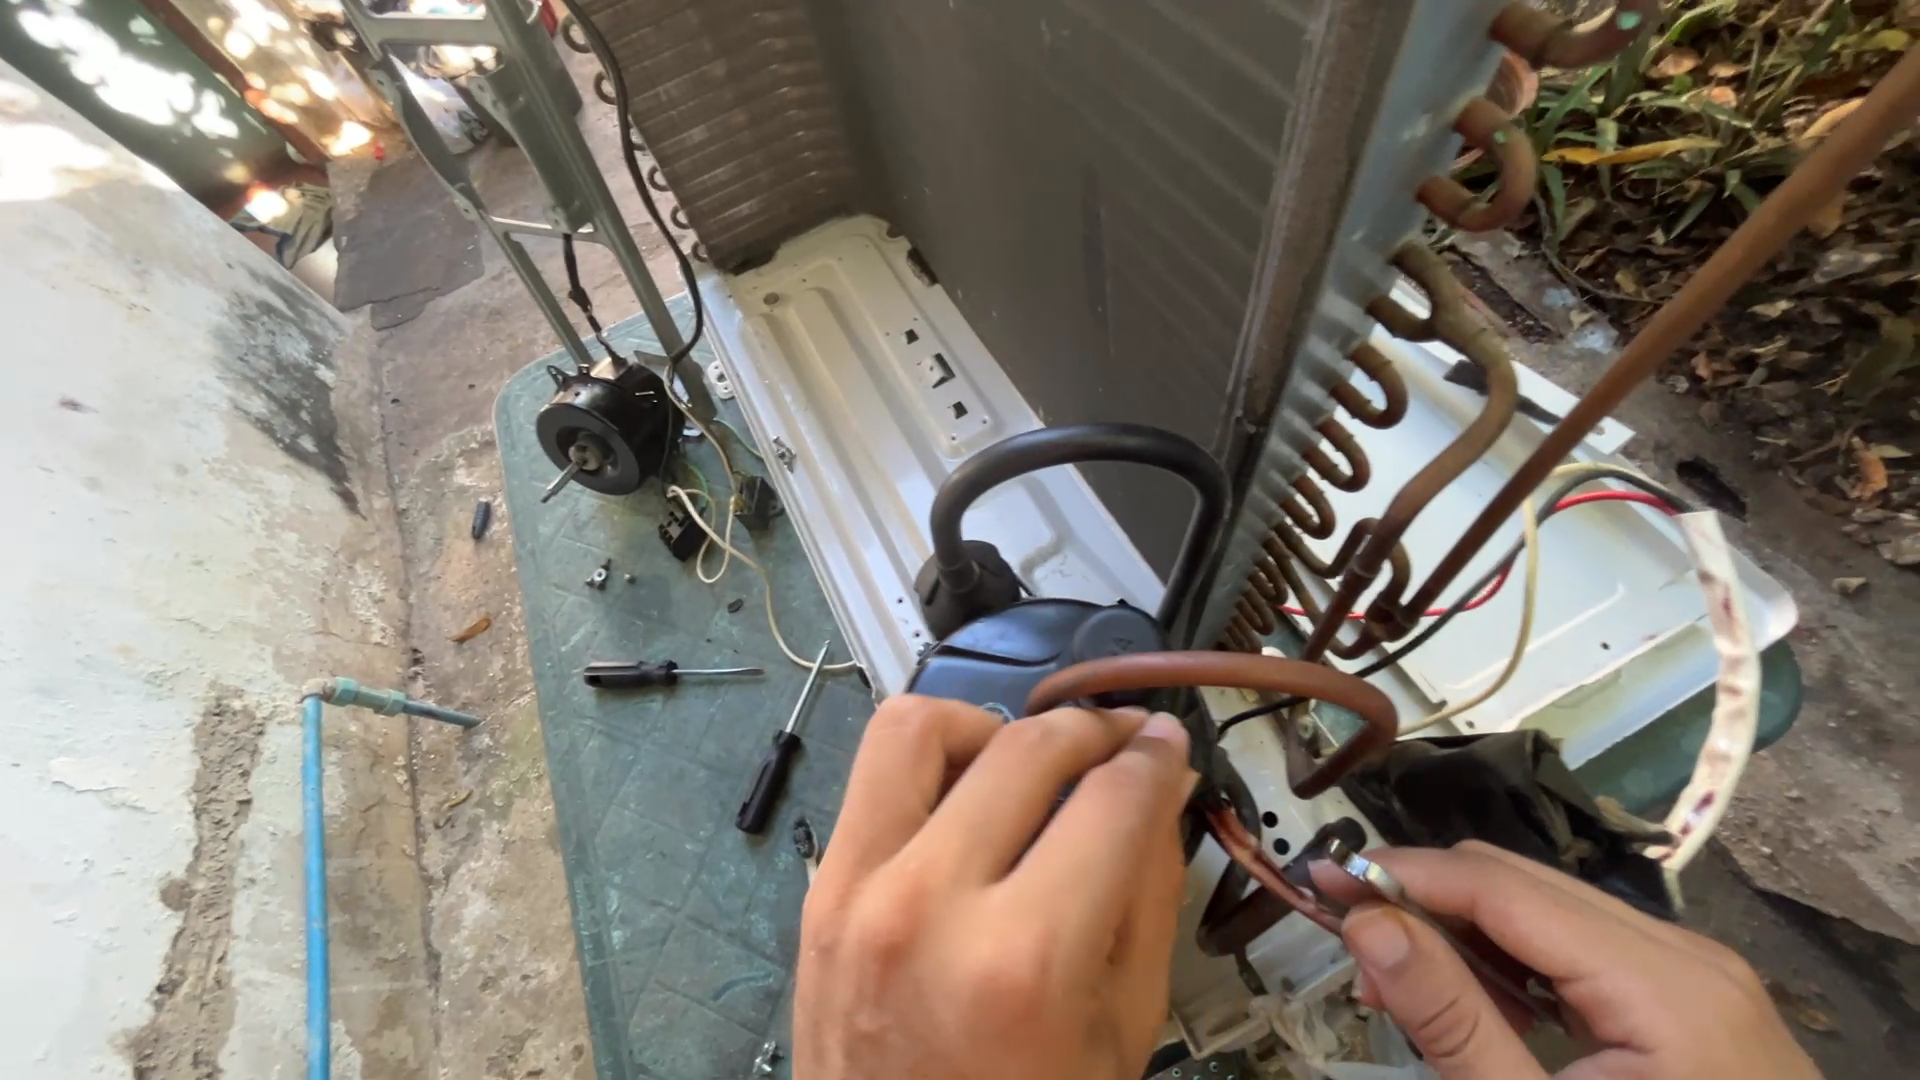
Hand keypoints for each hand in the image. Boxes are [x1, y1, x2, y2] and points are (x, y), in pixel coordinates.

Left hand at [795, 696, 1198, 1079]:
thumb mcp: (1121, 1025)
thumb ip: (1148, 890)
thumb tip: (1158, 783)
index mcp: (1022, 962)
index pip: (1110, 804)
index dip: (1154, 757)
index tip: (1167, 740)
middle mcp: (927, 904)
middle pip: (1024, 749)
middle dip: (1091, 728)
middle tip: (1120, 737)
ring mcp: (855, 886)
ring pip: (920, 724)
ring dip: (990, 725)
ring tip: (1026, 764)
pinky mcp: (819, 883)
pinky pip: (874, 767)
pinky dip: (931, 755)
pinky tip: (967, 793)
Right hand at [1336, 841, 1820, 1079]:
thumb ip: (1452, 1021)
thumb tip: (1363, 920)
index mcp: (1667, 986)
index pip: (1496, 884)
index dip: (1399, 873)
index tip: (1321, 880)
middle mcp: (1684, 952)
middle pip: (1511, 879)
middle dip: (1420, 901)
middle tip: (1356, 953)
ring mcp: (1691, 967)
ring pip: (1530, 900)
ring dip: (1453, 927)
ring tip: (1404, 987)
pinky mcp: (1684, 989)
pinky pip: (1563, 936)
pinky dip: (1500, 954)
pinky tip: (1475, 1002)